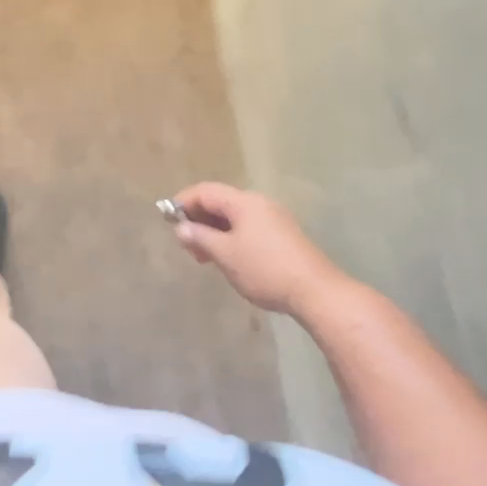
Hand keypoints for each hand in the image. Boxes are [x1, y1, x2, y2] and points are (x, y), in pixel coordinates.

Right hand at [172, 182, 350, 314]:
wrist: (318, 293)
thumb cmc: (265, 269)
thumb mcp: (225, 254)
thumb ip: (200, 237)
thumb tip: (181, 227)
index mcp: (244, 202)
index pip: (205, 191)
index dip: (183, 202)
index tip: (168, 220)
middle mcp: (260, 204)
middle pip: (220, 202)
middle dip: (199, 220)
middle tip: (187, 245)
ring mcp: (275, 220)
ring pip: (234, 218)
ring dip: (215, 232)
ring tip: (206, 257)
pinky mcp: (284, 237)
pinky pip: (249, 229)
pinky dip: (232, 238)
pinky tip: (229, 259)